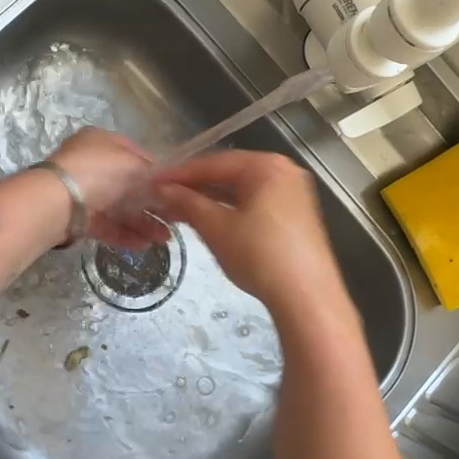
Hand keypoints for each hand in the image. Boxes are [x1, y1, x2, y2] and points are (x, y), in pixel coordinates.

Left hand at [45, 127, 167, 247]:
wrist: (57, 201)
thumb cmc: (98, 172)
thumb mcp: (132, 164)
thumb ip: (151, 173)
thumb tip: (164, 183)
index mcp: (102, 142)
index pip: (135, 154)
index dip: (156, 171)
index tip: (175, 188)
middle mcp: (92, 164)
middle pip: (128, 185)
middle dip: (152, 203)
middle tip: (173, 219)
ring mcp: (83, 192)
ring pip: (118, 208)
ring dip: (142, 222)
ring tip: (164, 239)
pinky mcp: (77, 218)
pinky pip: (106, 225)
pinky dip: (124, 234)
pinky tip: (145, 244)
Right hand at [152, 150, 346, 310]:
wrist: (306, 296)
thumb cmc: (259, 255)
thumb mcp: (217, 228)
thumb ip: (187, 203)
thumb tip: (162, 190)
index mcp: (266, 165)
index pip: (214, 162)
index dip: (180, 174)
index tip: (152, 183)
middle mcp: (283, 170)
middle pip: (230, 173)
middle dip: (195, 187)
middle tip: (163, 198)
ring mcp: (293, 193)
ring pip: (242, 190)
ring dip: (211, 200)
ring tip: (179, 212)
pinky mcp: (295, 215)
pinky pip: (255, 203)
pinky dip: (230, 210)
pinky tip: (209, 221)